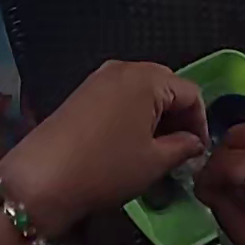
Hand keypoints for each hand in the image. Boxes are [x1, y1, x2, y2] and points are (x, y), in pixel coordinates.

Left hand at [0, 60, 208, 234]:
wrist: (44, 176)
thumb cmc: (107, 167)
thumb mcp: (155, 161)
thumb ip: (183, 147)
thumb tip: (194, 142)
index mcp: (146, 78)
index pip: (190, 92)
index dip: (200, 122)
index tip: (198, 153)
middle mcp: (122, 68)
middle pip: (165, 85)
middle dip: (177, 116)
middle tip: (179, 150)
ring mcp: (98, 78)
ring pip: (141, 90)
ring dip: (155, 115)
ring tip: (155, 150)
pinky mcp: (81, 92)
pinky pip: (119, 96)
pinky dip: (132, 114)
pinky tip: (128, 142)